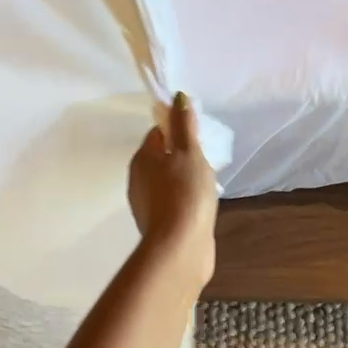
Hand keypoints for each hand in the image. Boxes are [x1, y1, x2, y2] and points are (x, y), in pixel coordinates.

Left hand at [127, 92, 218, 284]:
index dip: (179, 130)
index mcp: (142, 158)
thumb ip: (184, 125)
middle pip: (164, 156)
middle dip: (185, 155)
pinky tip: (203, 205)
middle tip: (207, 159)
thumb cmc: (185, 193)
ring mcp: (147, 203)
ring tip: (208, 183)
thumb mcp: (189, 152)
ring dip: (187, 178)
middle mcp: (138, 178)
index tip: (199, 136)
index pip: (159, 132)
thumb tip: (177, 96)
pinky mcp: (158, 224)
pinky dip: (187, 198)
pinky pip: (174, 200)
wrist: (179, 250)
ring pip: (170, 179)